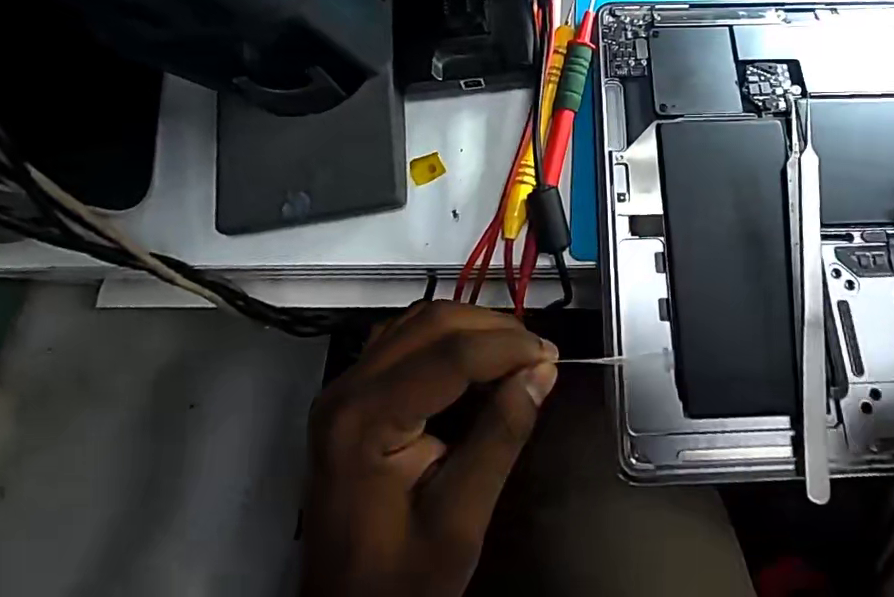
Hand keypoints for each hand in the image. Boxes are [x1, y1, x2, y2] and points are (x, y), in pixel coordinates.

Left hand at [300, 301, 558, 596]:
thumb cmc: (399, 581)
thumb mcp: (460, 520)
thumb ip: (500, 436)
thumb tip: (540, 372)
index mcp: (366, 419)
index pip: (448, 355)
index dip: (506, 347)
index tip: (550, 356)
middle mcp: (346, 389)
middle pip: (429, 324)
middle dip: (492, 329)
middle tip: (538, 352)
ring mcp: (343, 388)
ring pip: (415, 322)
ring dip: (470, 325)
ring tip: (515, 349)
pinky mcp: (351, 394)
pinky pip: (402, 339)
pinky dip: (444, 336)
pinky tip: (475, 354)